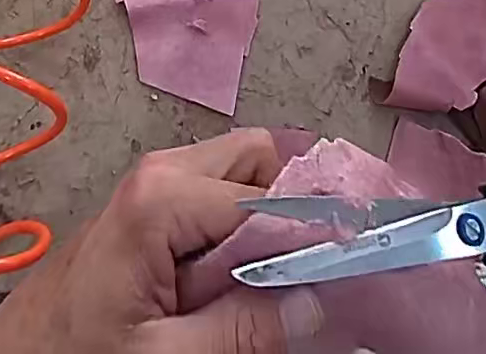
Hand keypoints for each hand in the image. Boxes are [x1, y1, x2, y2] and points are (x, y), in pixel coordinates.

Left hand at [0, 129, 324, 353]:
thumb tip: (318, 297)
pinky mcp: (153, 194)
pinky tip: (218, 272)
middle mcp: (164, 168)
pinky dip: (237, 219)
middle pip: (257, 156)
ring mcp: (157, 177)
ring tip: (244, 277)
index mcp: (163, 196)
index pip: (265, 195)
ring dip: (260, 213)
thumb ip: (242, 328)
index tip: (332, 266)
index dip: (303, 230)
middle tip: (278, 270)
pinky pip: (219, 186)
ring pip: (243, 166)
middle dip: (281, 206)